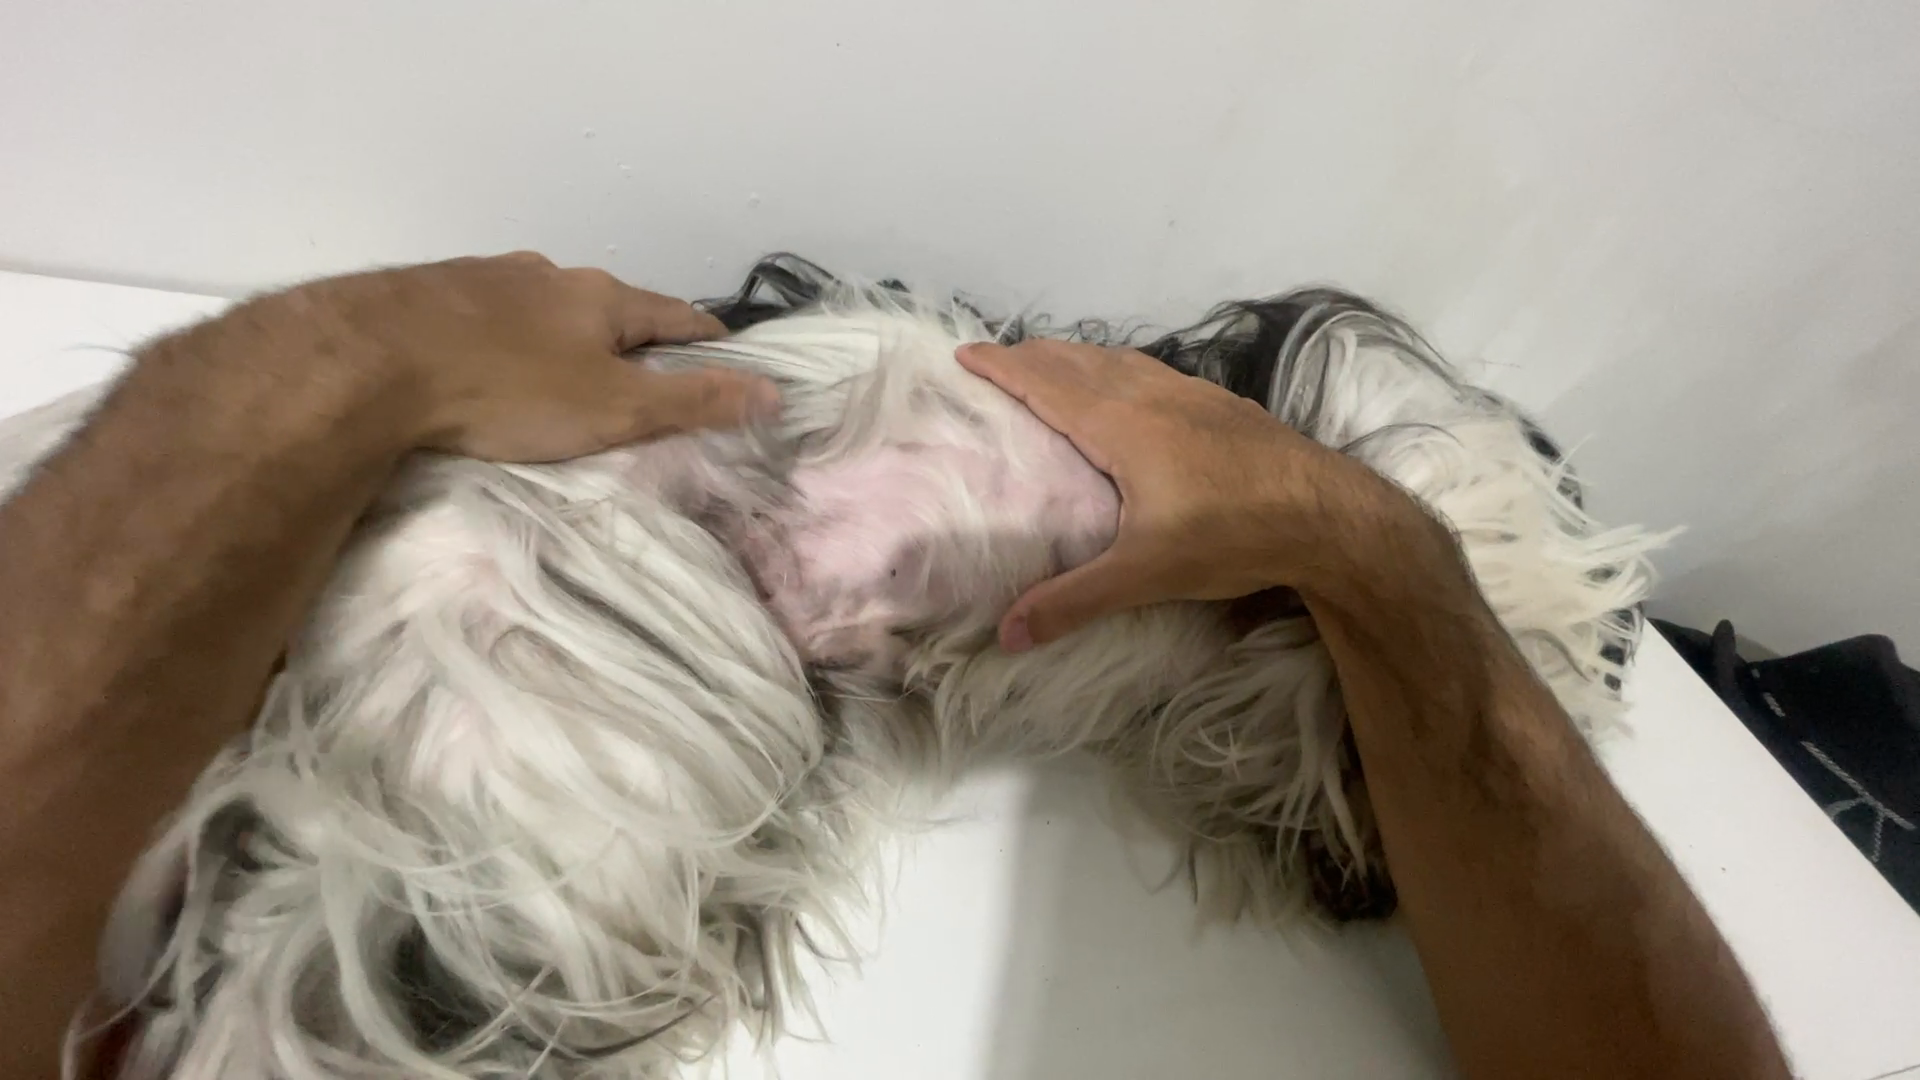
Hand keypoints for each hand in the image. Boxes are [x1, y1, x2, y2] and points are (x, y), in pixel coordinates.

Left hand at [267, 252, 774, 461]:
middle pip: (614, 309)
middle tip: (649, 376)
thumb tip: (775, 392)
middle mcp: (550, 275)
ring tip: (574, 372)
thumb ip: (699, 401)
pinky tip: (499, 363)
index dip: (710, 338)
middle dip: (639, 340)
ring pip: (551, 309)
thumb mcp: (620, 407)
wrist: (361, 364)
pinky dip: (515, 339)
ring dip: (573, 336)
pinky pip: (494, 317)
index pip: (679, 314)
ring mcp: (486, 278)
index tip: (731, 356)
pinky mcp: (432, 294)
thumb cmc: (511, 390)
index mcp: (603, 298)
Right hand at [956, 340, 1408, 651]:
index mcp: (1122, 425)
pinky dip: (1116, 367)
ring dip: (1074, 357)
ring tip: (1050, 364)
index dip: (1002, 366)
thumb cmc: (1231, 537)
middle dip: (1031, 355)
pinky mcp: (1220, 403)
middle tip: (996, 358)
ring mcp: (1191, 393)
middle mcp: (1151, 395)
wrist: (1332, 516)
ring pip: (1117, 360)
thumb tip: (1005, 635)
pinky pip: (1150, 370)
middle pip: (1077, 361)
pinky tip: (1128, 384)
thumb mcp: (1144, 575)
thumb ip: (1072, 601)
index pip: (1046, 384)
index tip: (965, 353)